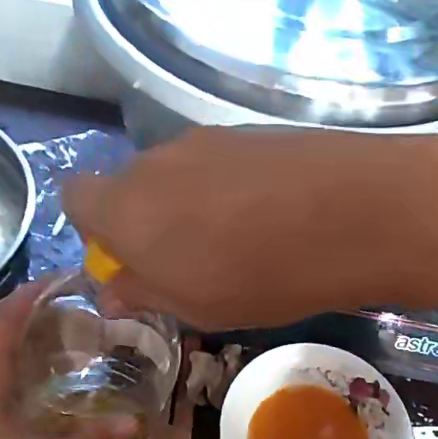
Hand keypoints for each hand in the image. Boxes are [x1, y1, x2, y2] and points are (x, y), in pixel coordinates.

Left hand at [0, 279, 135, 438]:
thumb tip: (135, 422)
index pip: (8, 314)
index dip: (36, 289)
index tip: (71, 275)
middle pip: (11, 322)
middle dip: (48, 305)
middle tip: (93, 302)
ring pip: (10, 342)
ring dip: (42, 328)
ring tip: (86, 325)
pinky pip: (11, 361)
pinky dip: (36, 351)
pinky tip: (66, 365)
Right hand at [65, 127, 437, 328]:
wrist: (362, 211)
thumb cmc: (266, 276)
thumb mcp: (198, 307)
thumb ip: (146, 293)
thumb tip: (115, 287)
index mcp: (126, 205)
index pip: (76, 199)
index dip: (97, 232)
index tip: (134, 263)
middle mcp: (158, 159)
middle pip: (131, 186)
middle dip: (149, 223)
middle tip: (193, 263)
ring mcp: (210, 138)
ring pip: (180, 175)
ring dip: (193, 206)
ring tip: (244, 242)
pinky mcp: (255, 130)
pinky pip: (222, 164)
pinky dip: (232, 189)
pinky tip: (275, 216)